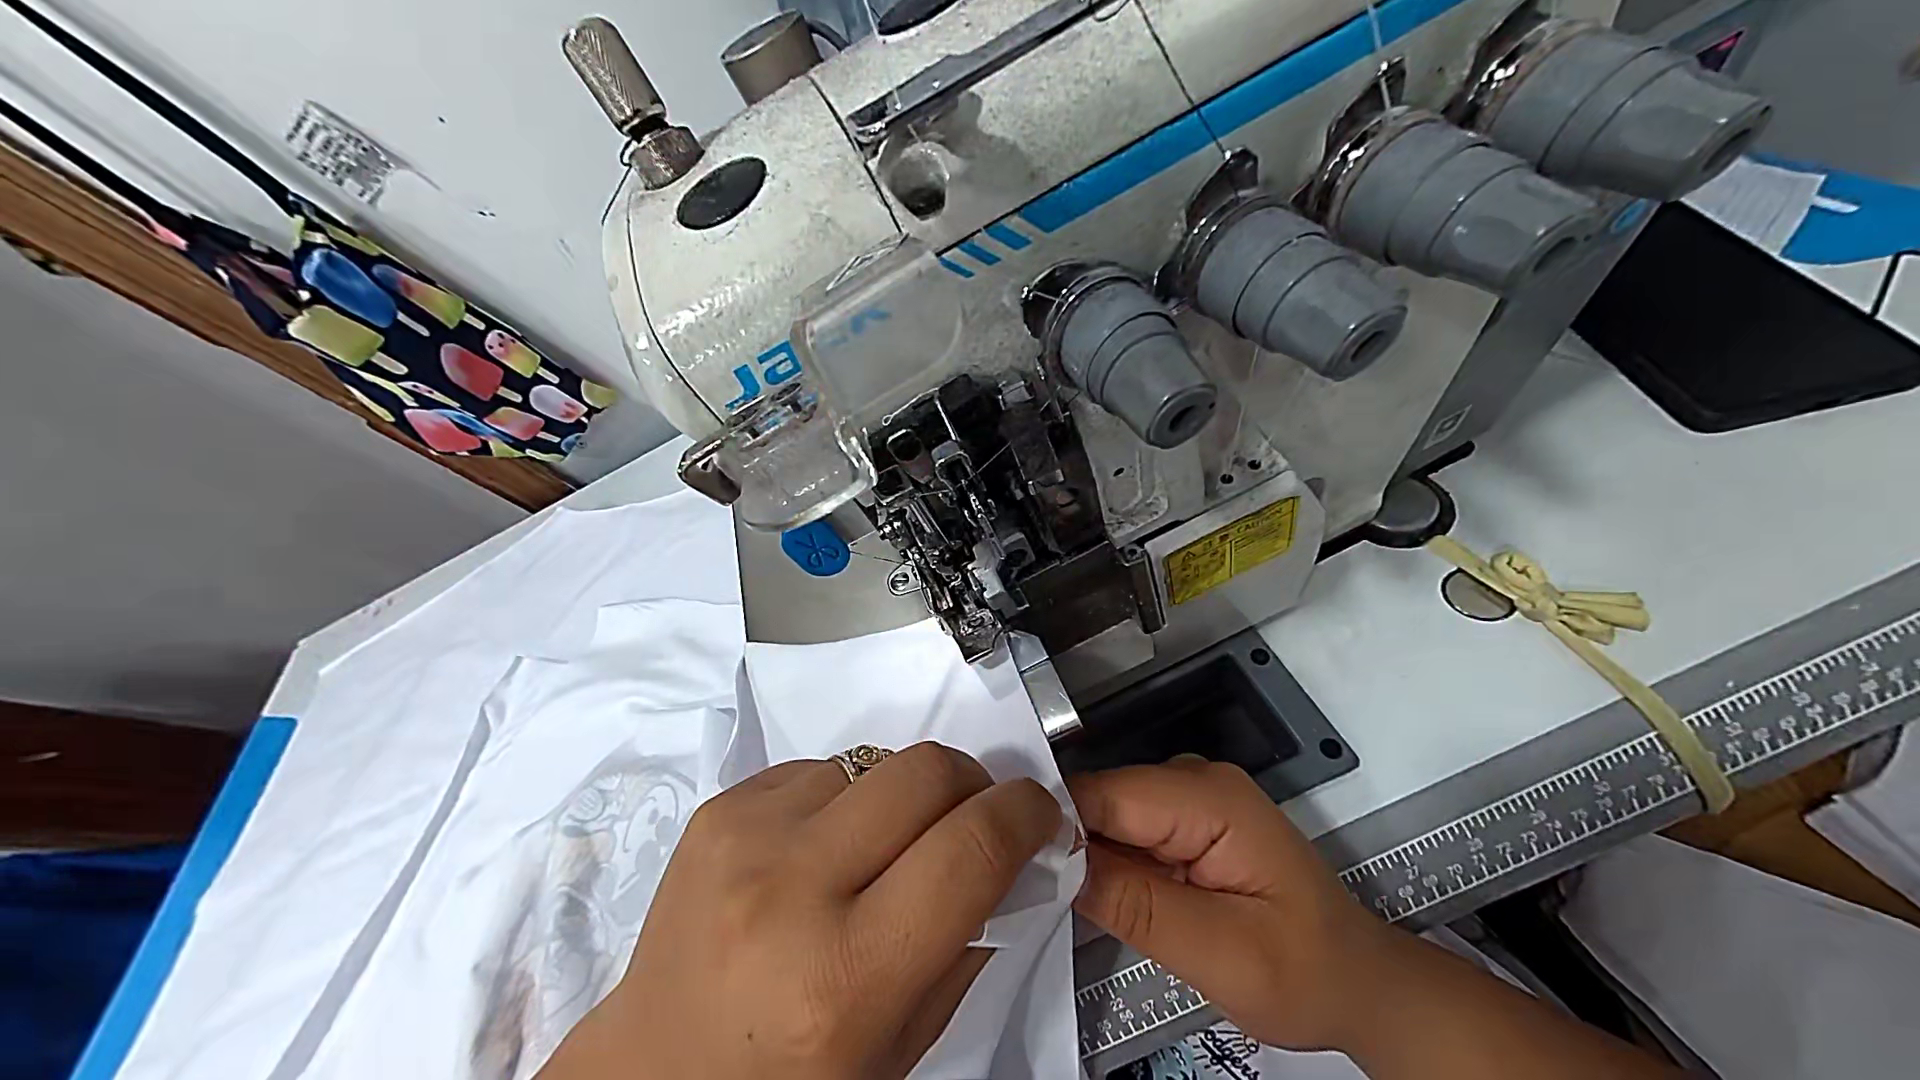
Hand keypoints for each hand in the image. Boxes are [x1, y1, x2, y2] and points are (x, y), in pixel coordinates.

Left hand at [540, 742, 1061, 1079]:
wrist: (654, 1073)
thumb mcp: (902, 1044)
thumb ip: (966, 941)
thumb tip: (1012, 852)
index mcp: (846, 974)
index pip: (970, 849)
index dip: (1025, 814)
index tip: (1039, 813)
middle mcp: (791, 889)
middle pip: (925, 772)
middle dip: (972, 782)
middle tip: (975, 814)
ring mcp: (746, 836)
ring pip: (873, 760)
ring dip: (900, 794)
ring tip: (884, 843)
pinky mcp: (718, 809)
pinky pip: (817, 767)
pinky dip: (843, 796)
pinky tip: (823, 844)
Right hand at [1072, 759, 1684, 1078]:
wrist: (1356, 981)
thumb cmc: (1302, 972)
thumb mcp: (1220, 953)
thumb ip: (1134, 903)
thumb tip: (1051, 861)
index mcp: (1206, 796)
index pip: (1104, 793)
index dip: (1054, 827)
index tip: (1016, 869)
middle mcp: (1190, 777)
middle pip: (1098, 797)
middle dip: (1063, 841)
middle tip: (1028, 892)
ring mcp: (1185, 794)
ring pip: (1103, 811)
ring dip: (1079, 852)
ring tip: (1052, 895)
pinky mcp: (1180, 817)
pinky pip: (1122, 827)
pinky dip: (1101, 858)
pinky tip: (1088, 888)